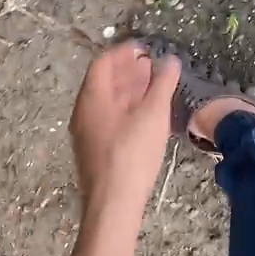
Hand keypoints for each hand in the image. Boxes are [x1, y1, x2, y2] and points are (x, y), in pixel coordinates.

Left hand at [69, 42, 180, 216]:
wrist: (112, 206)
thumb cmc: (132, 154)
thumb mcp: (154, 114)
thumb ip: (162, 83)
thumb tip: (171, 60)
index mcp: (92, 97)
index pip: (103, 62)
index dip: (124, 51)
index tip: (145, 49)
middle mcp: (83, 111)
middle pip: (103, 80)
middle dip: (128, 70)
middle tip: (151, 66)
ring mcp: (85, 132)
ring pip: (106, 101)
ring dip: (128, 90)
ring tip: (152, 88)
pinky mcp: (93, 150)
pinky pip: (107, 118)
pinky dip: (125, 108)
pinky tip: (145, 116)